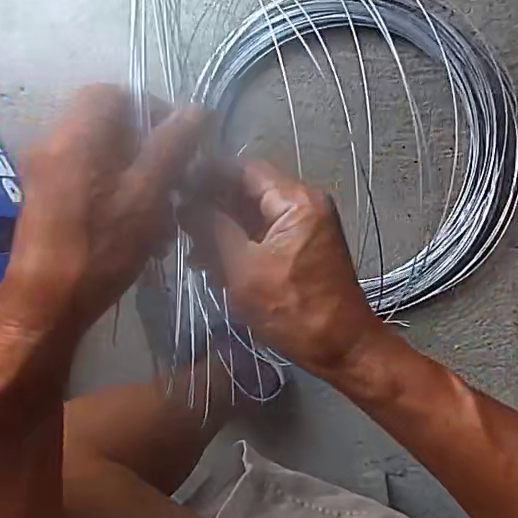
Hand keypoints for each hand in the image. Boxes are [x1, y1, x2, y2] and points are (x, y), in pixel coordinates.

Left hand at [0, 85, 207, 351]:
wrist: (46, 304)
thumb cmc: (101, 246)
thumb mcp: (147, 193)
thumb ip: (172, 145)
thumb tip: (197, 109)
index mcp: (75, 135)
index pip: (113, 93)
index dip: (150, 107)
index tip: (179, 138)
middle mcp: (53, 145)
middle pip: (109, 125)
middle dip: (149, 148)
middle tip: (175, 179)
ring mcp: (46, 173)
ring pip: (104, 155)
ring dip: (138, 175)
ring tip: (163, 212)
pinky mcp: (48, 199)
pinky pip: (91, 179)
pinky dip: (119, 193)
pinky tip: (140, 227)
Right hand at [197, 157, 384, 376]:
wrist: (342, 348)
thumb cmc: (293, 309)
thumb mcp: (244, 268)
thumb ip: (212, 228)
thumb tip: (184, 202)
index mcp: (296, 200)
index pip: (244, 169)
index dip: (207, 176)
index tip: (175, 190)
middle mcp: (304, 204)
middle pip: (248, 191)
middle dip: (212, 209)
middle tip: (179, 228)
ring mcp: (305, 226)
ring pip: (253, 216)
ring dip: (223, 232)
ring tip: (195, 258)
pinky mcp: (301, 247)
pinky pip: (265, 235)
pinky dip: (240, 247)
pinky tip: (215, 269)